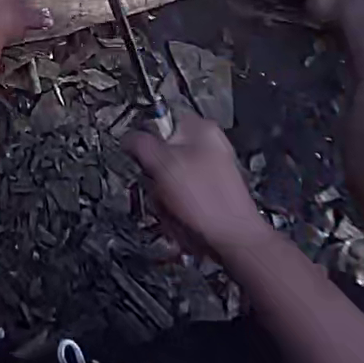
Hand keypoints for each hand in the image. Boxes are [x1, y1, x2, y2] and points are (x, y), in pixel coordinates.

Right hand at [124, 113, 271, 253]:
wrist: (236, 243)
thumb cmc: (207, 202)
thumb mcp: (161, 164)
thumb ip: (140, 144)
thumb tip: (127, 138)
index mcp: (201, 128)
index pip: (159, 120)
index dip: (145, 140)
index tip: (141, 157)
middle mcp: (209, 145)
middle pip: (161, 151)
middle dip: (154, 174)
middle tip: (160, 187)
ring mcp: (211, 170)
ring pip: (167, 175)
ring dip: (162, 194)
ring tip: (172, 206)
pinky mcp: (209, 193)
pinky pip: (178, 193)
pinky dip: (174, 205)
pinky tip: (180, 215)